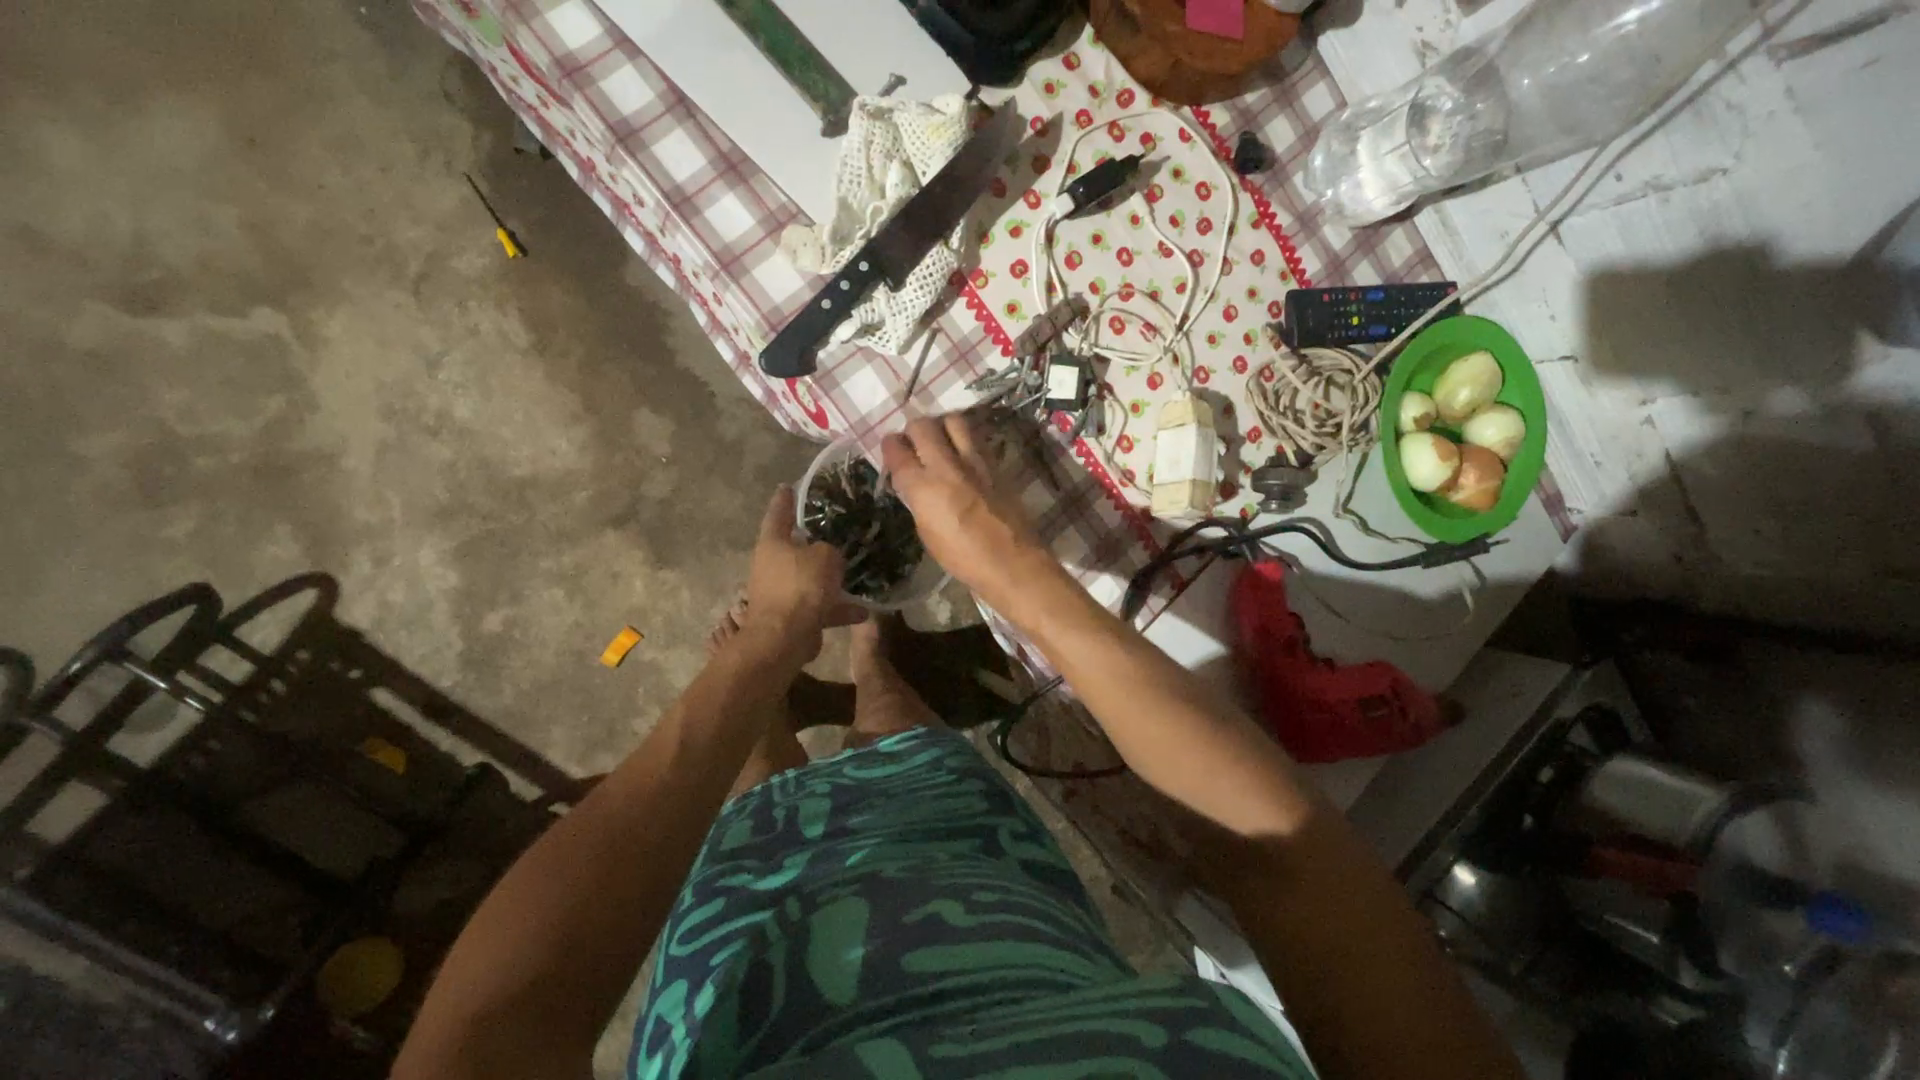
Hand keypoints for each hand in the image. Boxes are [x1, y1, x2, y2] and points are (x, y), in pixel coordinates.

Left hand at [742, 486, 866, 665]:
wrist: (785, 637)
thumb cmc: (801, 586)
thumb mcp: (825, 557)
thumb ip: (830, 549)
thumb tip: (830, 555)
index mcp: (773, 542)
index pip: (778, 512)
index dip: (785, 498)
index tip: (789, 486)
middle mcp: (771, 565)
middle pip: (794, 547)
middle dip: (813, 541)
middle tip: (834, 529)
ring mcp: (780, 592)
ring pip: (808, 579)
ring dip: (829, 579)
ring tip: (854, 572)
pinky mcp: (791, 617)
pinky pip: (819, 607)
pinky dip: (838, 608)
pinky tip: (862, 611)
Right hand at [881, 414, 1050, 602]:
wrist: (1011, 561)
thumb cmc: (963, 557)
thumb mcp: (927, 532)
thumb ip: (918, 500)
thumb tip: (914, 485)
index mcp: (923, 487)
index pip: (897, 450)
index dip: (890, 446)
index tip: (891, 450)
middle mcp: (946, 466)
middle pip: (922, 425)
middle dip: (913, 430)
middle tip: (915, 443)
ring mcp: (974, 461)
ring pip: (952, 420)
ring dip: (941, 426)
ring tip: (941, 440)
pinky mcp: (995, 463)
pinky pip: (975, 436)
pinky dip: (964, 437)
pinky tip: (963, 452)